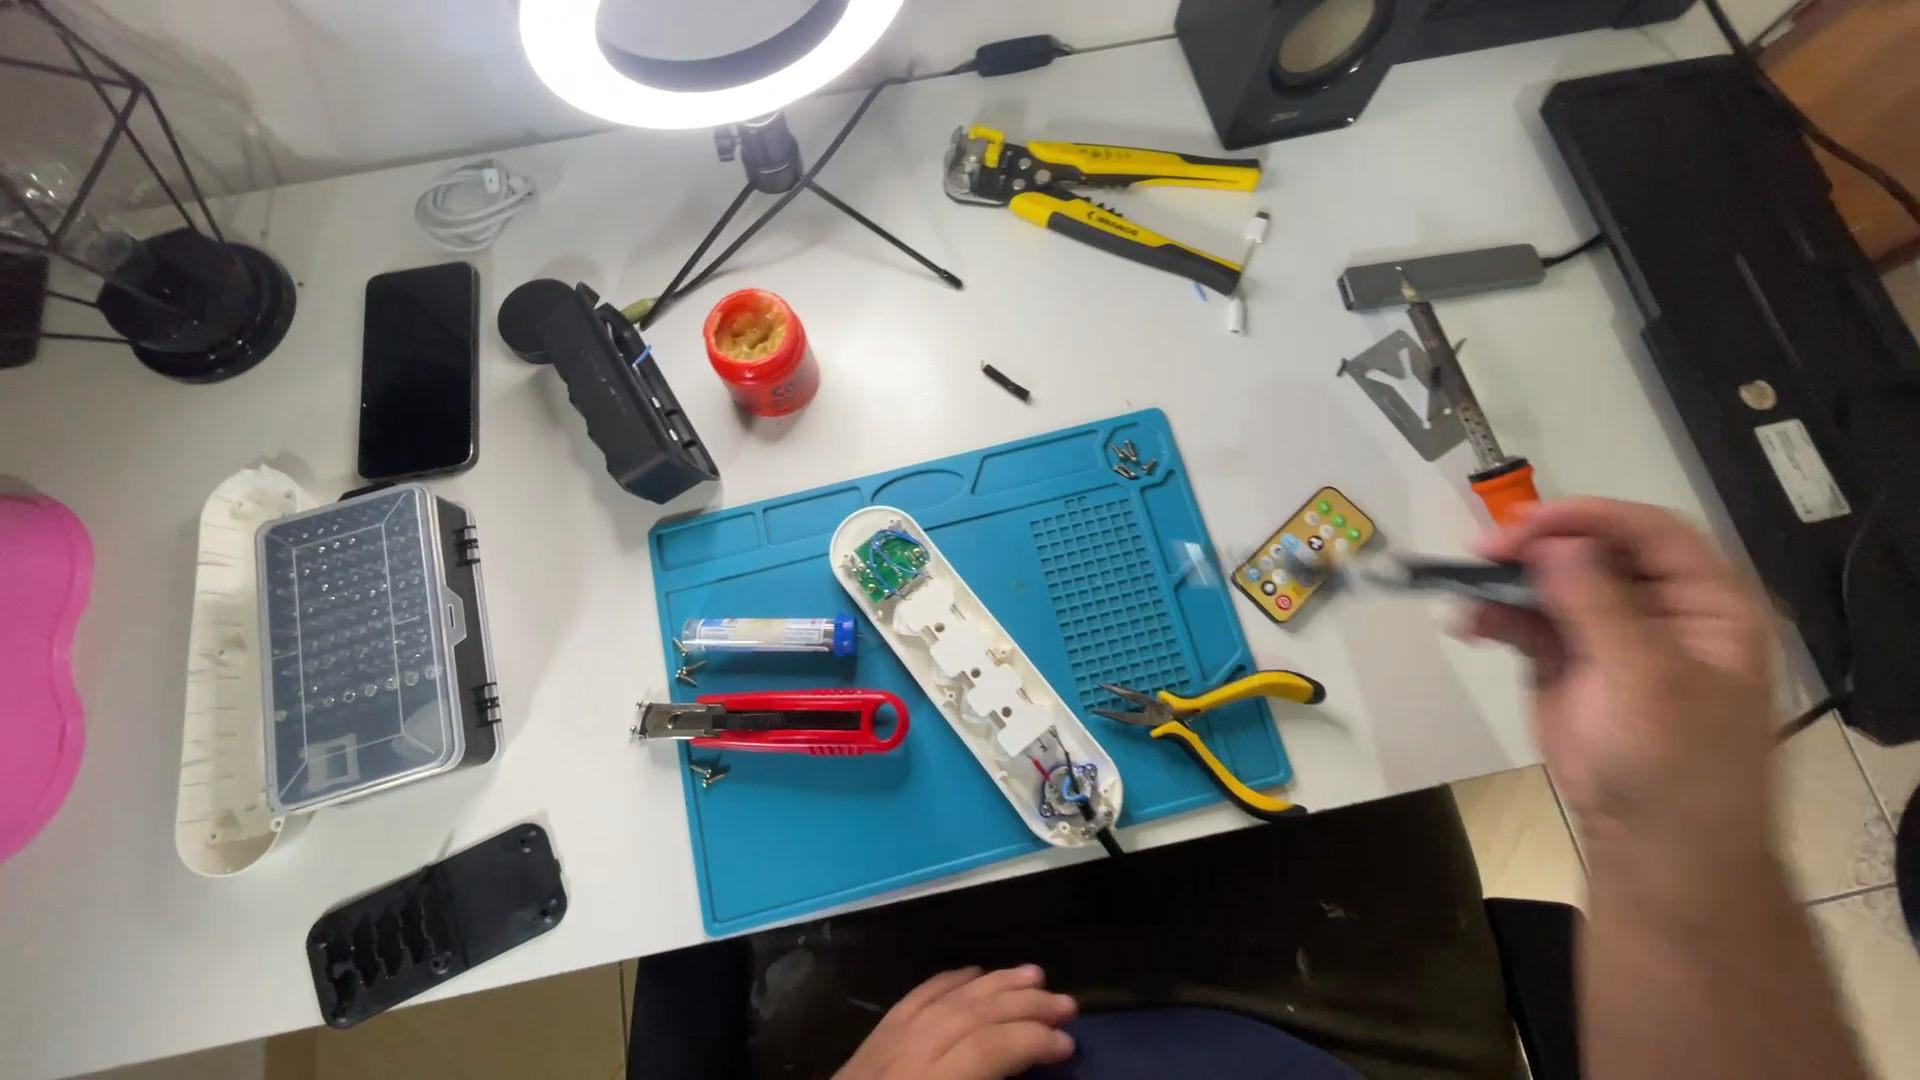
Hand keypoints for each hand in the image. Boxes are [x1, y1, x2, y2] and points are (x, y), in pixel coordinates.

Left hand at [834, 965, 1076, 1079]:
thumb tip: (1021, 1075)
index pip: (983, 1053)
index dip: (1028, 1042)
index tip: (1068, 1044)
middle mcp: (904, 1060)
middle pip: (969, 1017)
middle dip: (1022, 1006)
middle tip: (1067, 1002)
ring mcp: (884, 1045)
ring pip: (945, 1000)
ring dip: (993, 984)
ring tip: (1033, 975)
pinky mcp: (872, 1041)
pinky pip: (914, 999)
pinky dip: (948, 982)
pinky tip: (973, 972)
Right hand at [1462, 498, 1776, 850]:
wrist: (1648, 834)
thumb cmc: (1673, 757)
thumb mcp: (1644, 677)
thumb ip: (1597, 605)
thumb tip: (1552, 545)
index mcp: (1704, 605)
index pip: (1651, 534)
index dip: (1590, 518)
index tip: (1526, 523)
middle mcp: (1655, 608)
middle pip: (1591, 552)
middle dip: (1535, 548)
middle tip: (1483, 551)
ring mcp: (1604, 632)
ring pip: (1548, 582)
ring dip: (1504, 583)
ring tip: (1465, 593)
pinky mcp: (1562, 657)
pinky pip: (1522, 619)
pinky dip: (1492, 616)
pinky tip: (1469, 627)